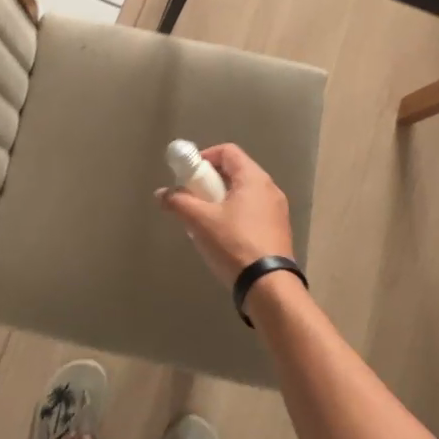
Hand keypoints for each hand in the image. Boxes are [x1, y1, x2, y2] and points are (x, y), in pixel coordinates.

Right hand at [155, 143, 294, 286]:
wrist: (268, 287)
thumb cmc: (234, 244)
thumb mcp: (200, 221)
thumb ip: (178, 202)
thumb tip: (160, 194)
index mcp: (254, 178)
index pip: (228, 151)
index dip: (205, 157)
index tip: (188, 175)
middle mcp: (270, 189)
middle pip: (235, 172)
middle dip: (210, 182)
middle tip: (193, 198)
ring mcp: (277, 211)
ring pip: (243, 194)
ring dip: (221, 201)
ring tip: (204, 221)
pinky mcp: (278, 232)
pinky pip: (252, 212)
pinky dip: (235, 216)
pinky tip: (222, 238)